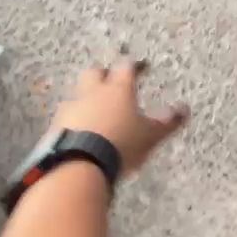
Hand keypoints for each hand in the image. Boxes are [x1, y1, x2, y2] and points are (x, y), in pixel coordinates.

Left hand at [50, 60, 187, 175]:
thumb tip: (184, 110)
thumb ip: (167, 123)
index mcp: (117, 89)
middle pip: (94, 73)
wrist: (76, 169)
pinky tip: (76, 136)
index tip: (142, 67)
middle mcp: (91, 94)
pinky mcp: (51, 132)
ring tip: (91, 113)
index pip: (127, 67)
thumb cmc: (119, 146)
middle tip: (110, 82)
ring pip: (75, 97)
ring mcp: (69, 112)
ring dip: (83, 101)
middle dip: (102, 75)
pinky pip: (63, 121)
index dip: (135, 66)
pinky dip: (70, 124)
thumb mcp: (150, 136)